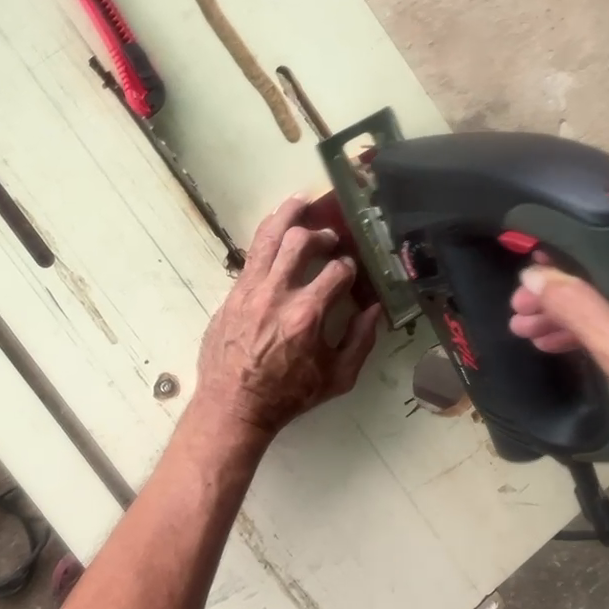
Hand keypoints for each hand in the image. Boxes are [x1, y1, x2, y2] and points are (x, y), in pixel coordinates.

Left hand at [193, 196, 383, 440]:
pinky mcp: (233, 294)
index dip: (348, 268)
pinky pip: (250, 255)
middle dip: (321, 235)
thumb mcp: (337, 378)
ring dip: (287, 216)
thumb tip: (375, 309)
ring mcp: (250, 291)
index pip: (336, 272)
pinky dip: (265, 237)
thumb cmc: (288, 396)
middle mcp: (277, 294)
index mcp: (307, 315)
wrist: (233, 406)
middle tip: (329, 240)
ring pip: (268, 238)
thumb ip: (361, 341)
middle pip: (300, 242)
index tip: (350, 272)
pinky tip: (275, 228)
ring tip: (299, 202)